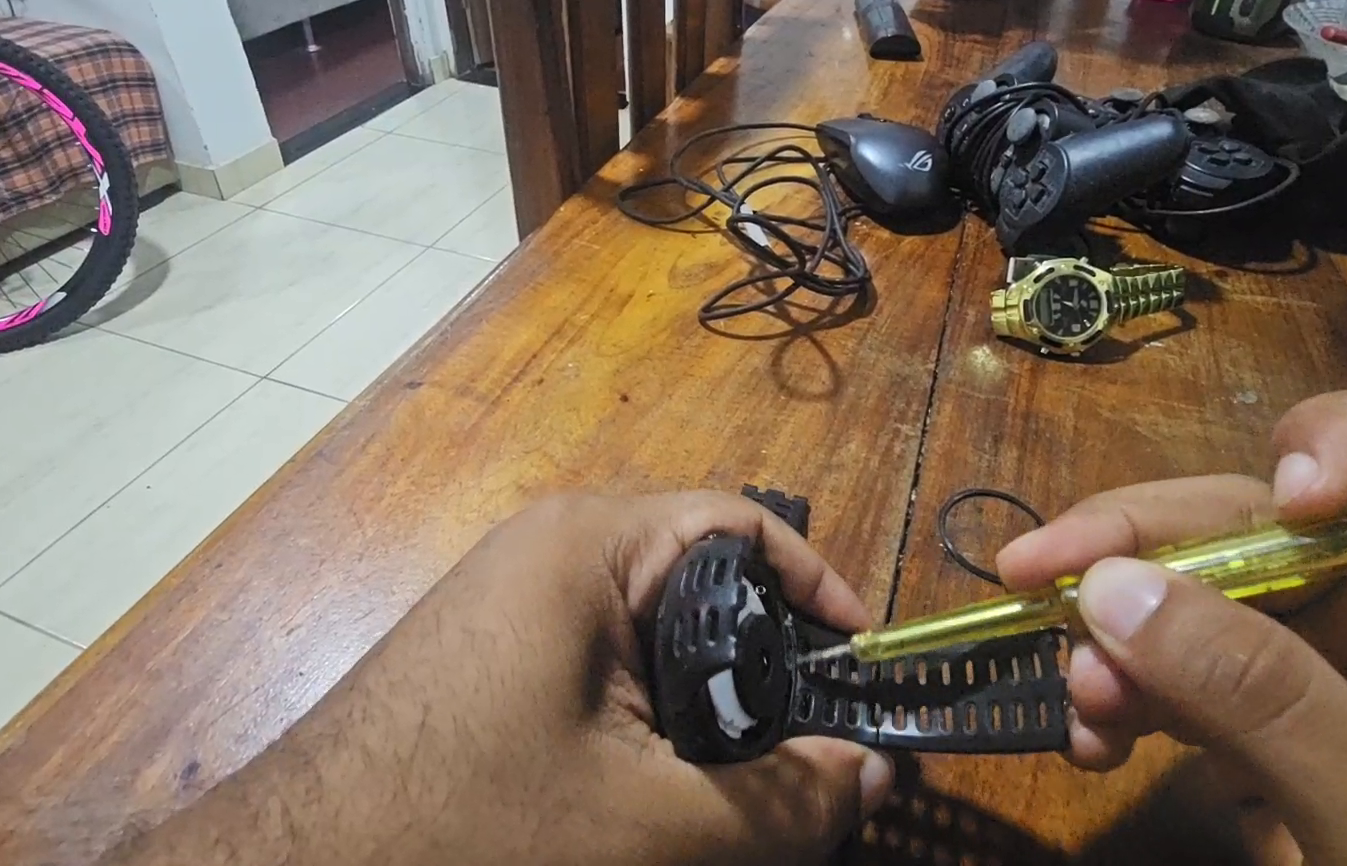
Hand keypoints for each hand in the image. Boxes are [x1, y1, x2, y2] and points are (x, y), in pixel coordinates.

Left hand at [104, 492, 893, 865]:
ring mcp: (518, 589)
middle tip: (808, 722)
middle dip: (762, 642)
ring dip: (706, 677)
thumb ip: (779, 800)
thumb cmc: (469, 826)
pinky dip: (651, 694)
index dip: (812, 579)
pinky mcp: (495, 639)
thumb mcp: (647, 824)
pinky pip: (603, 644)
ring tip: (742, 753)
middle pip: (696, 569)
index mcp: (594, 542)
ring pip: (650, 614)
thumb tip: (877, 779)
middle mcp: (555, 542)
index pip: (736, 520)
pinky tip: (657, 762)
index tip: (858, 655)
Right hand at [997, 389, 1346, 864]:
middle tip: (1035, 574)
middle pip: (1253, 515)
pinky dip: (1116, 690)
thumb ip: (1267, 700)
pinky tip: (1091, 738)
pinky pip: (1165, 666)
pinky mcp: (1258, 719)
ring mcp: (1319, 666)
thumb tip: (1107, 587)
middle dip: (1141, 543)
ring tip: (1082, 699)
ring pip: (1187, 587)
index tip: (1280, 500)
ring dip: (1112, 630)